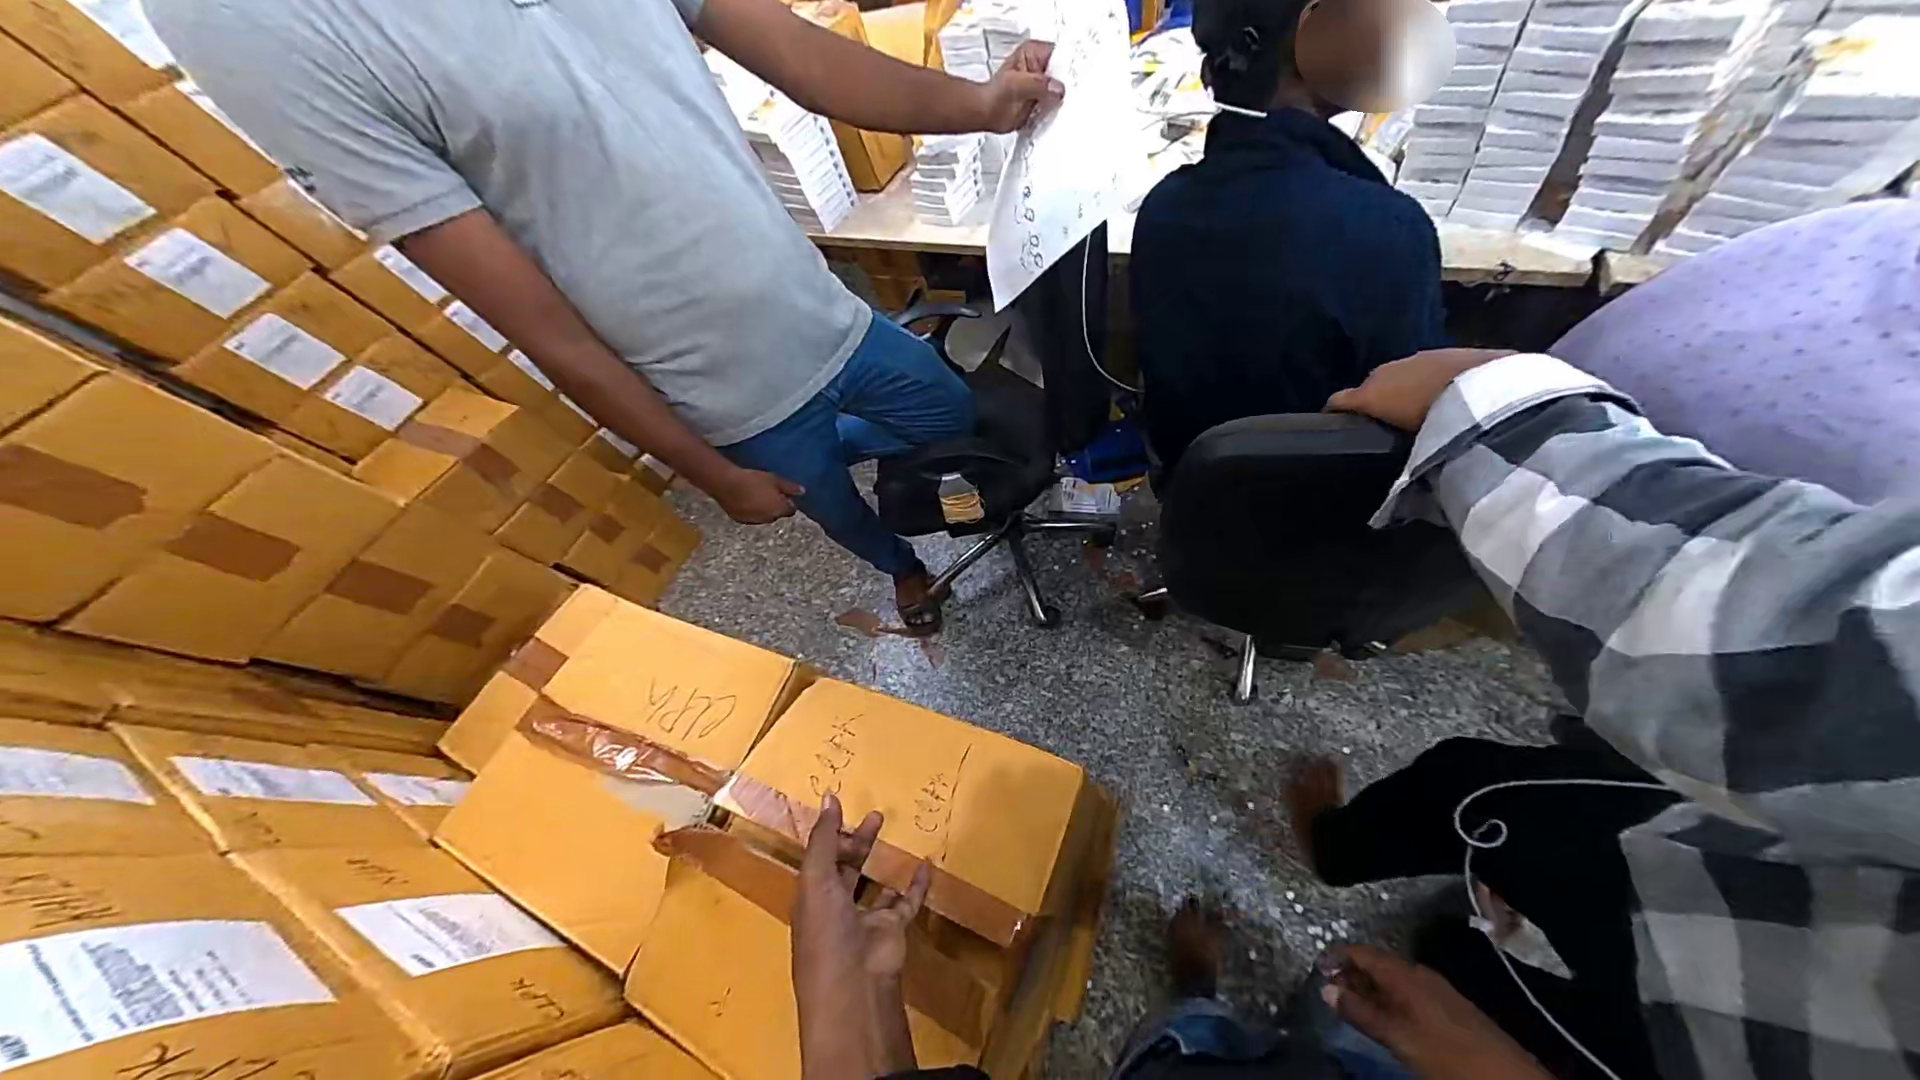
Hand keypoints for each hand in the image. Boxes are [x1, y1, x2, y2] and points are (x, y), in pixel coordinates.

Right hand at [715, 467, 803, 524]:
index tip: (784, 494)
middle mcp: (769, 519)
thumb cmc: (753, 479)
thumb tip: (803, 492)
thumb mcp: (775, 479)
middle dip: (776, 506)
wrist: (726, 484)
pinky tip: (745, 500)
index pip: (790, 510)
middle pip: (777, 514)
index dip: (788, 502)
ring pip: (764, 516)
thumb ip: (790, 487)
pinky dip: (751, 511)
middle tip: (769, 493)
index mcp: (779, 509)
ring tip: (756, 496)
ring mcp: (754, 521)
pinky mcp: (741, 520)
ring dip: (763, 510)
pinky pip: (751, 517)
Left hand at [791, 795, 929, 1079]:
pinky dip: (916, 884)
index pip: (819, 860)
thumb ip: (824, 837)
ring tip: (893, 831)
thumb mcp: (816, 877)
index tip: (844, 808)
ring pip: (873, 884)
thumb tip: (829, 796)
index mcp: (811, 898)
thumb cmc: (825, 931)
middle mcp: (835, 909)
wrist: (854, 986)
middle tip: (875, 815)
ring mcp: (864, 921)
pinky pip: (906, 901)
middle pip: (845, 868)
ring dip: (880, 859)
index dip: (830, 836)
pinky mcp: (892, 931)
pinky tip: (925, 864)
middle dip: (857, 842)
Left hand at [978, 40, 1065, 131]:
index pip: (1061, 54)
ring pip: (1060, 90)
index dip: (1068, 68)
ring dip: (1059, 101)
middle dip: (1065, 86)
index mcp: (1034, 51)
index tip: (1069, 83)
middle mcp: (1039, 65)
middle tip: (1062, 98)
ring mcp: (1041, 83)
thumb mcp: (1018, 85)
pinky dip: (1054, 111)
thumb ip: (1039, 85)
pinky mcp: (1040, 99)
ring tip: (1052, 107)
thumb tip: (1057, 89)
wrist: (986, 114)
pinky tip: (1050, 115)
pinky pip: (1054, 104)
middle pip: (1063, 73)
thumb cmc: (994, 97)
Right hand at [1323, 945, 1552, 1079]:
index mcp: (1406, 975)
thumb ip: (1361, 1013)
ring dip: (1372, 988)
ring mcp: (1441, 992)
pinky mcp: (1454, 1010)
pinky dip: (1391, 999)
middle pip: (1378, 963)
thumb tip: (1326, 988)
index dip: (1337, 956)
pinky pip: (1411, 993)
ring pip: (1395, 980)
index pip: (1362, 952)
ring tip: (1355, 1005)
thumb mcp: (1400, 1038)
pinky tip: (1390, 1019)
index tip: (1317, 967)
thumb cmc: (1450, 1057)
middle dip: (1353, 973)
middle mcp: (1421, 975)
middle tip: (1332, 989)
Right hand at [1324, 349, 1515, 431]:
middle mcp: (1385, 370)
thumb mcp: (1394, 432)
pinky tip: (1447, 392)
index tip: (1338, 421)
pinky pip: (1432, 367)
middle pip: (1372, 383)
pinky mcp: (1450, 351)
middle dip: (1377, 395)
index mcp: (1367, 391)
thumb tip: (1369, 433)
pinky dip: (1433, 377)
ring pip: (1403, 373)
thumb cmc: (1428, 417)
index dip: (1335, 410)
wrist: (1479, 388)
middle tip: (1388, 415)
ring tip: (1421, 404)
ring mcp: (1418, 358)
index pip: (1339, 400)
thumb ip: (1379, 427)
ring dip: (1407, 385)